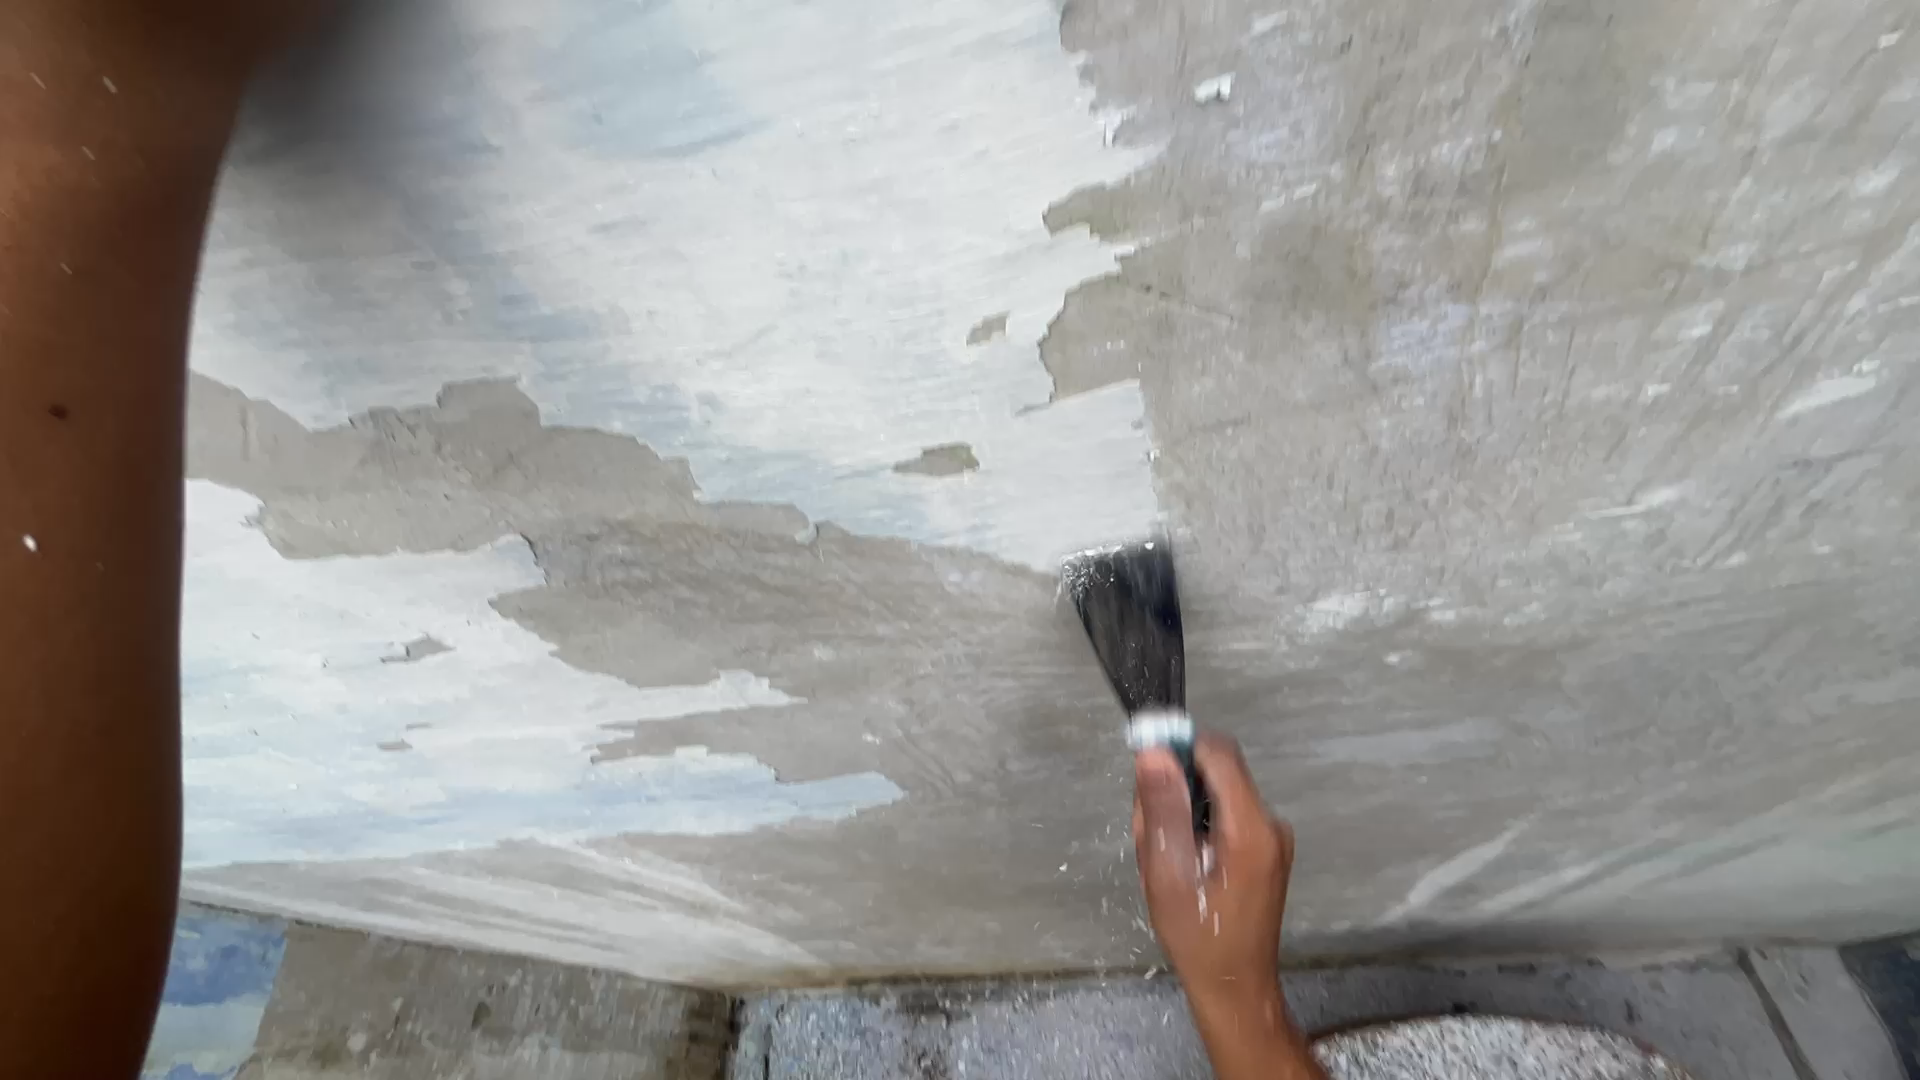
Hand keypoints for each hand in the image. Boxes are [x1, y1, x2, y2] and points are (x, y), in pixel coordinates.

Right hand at [1134, 734, 1323, 1079]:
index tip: (1146, 768)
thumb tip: (1153, 750)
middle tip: (1150, 828)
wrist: (1234, 987)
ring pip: (1217, 789)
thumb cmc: (1196, 934)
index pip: (1218, 752)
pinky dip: (1198, 821)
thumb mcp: (1166, 871)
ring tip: (1165, 852)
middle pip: (1217, 769)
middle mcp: (1271, 822)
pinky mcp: (1267, 847)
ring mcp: (1273, 836)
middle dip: (1176, 784)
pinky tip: (1183, 859)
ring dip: (1183, 805)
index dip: (1179, 746)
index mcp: (1251, 826)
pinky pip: (1226, 810)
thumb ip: (1161, 807)